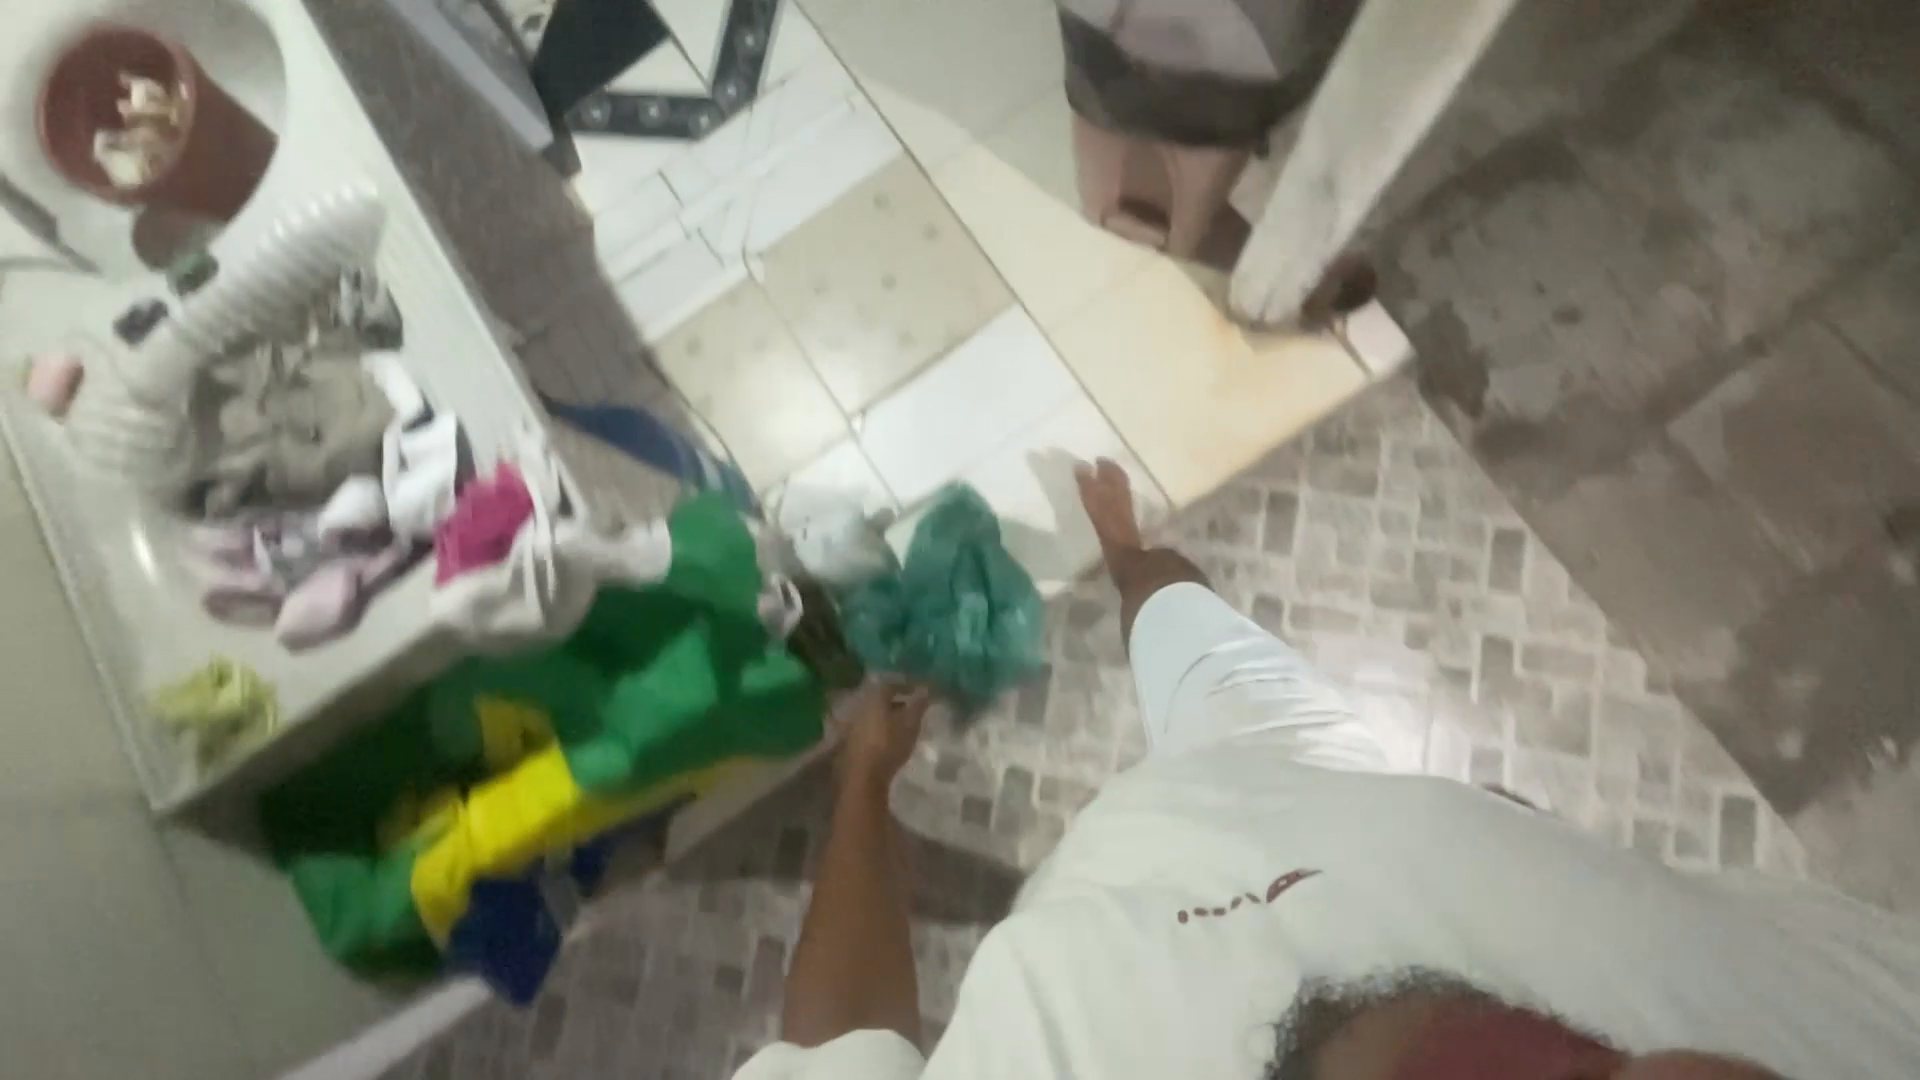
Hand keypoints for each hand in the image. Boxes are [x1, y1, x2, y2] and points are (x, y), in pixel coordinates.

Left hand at [836, 678, 930, 792]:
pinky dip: (881, 728)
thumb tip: (926, 689)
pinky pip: (869, 727)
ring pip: (874, 714)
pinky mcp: (851, 741)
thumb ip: (919, 705)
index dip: (906, 687)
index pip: (891, 685)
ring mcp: (853, 724)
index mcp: (875, 698)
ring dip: (888, 717)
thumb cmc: (889, 744)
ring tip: (903, 725)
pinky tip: (890, 739)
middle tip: (911, 708)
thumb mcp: (910, 724)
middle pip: (880, 700)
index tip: (918, 691)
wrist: (863, 776)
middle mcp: (861, 707)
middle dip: (897, 702)